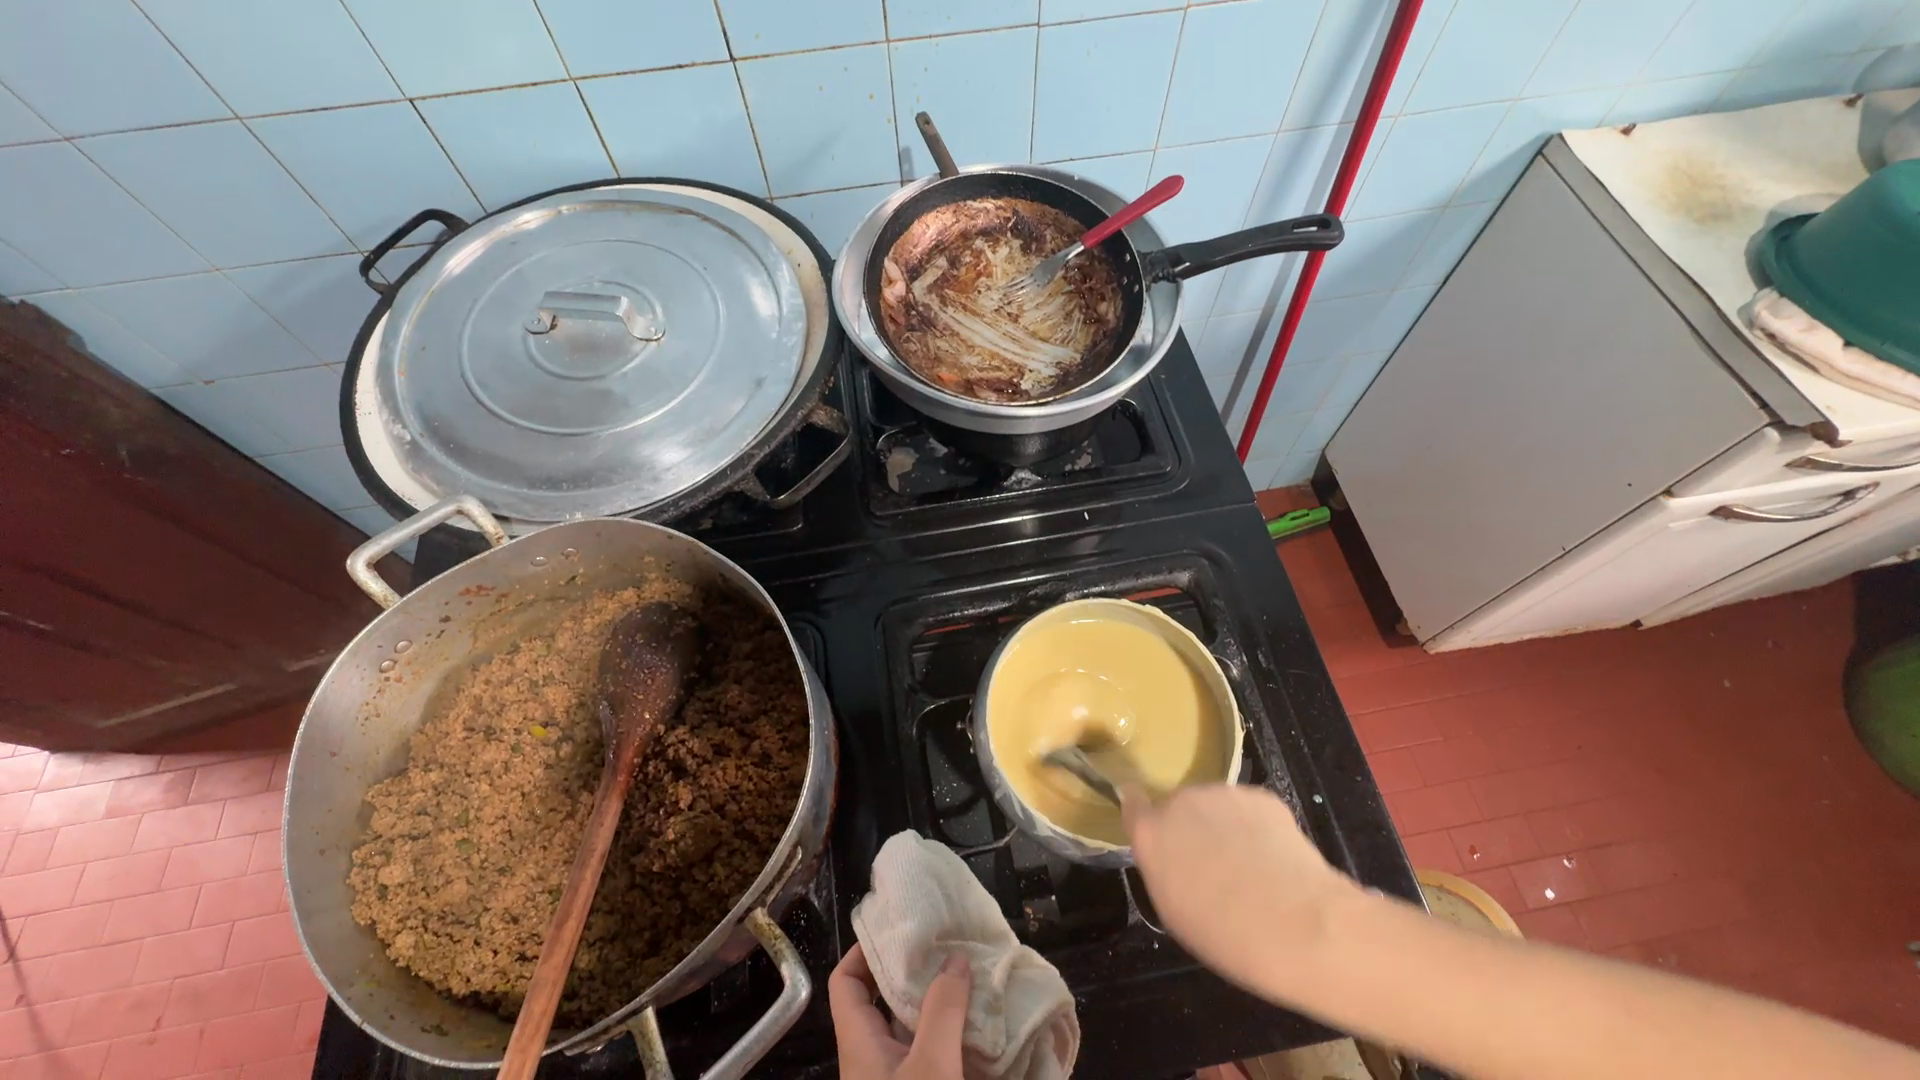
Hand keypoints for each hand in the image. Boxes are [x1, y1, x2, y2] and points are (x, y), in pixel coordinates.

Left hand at [829, 943, 971, 1079]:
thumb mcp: (932, 1064)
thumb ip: (943, 1010)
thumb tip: (956, 957)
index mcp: (858, 1041)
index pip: (845, 981)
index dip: (865, 951)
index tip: (899, 931)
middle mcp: (869, 1055)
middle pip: (879, 999)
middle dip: (910, 971)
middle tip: (941, 949)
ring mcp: (891, 1073)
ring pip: (906, 1024)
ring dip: (933, 1001)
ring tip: (963, 976)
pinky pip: (924, 1048)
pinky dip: (944, 1031)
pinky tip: (974, 1022)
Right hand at [1123, 783, 1354, 994]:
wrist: (1297, 925)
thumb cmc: (1225, 935)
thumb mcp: (1174, 910)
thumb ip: (1163, 869)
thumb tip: (1174, 857)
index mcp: (1151, 834)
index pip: (1133, 804)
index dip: (1144, 815)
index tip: (1156, 830)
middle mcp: (1182, 802)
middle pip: (1180, 807)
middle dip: (1191, 828)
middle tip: (1215, 865)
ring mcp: (1224, 794)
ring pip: (1217, 806)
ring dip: (1224, 826)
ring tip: (1252, 866)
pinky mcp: (1262, 796)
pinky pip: (1250, 809)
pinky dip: (1258, 827)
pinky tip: (1276, 859)